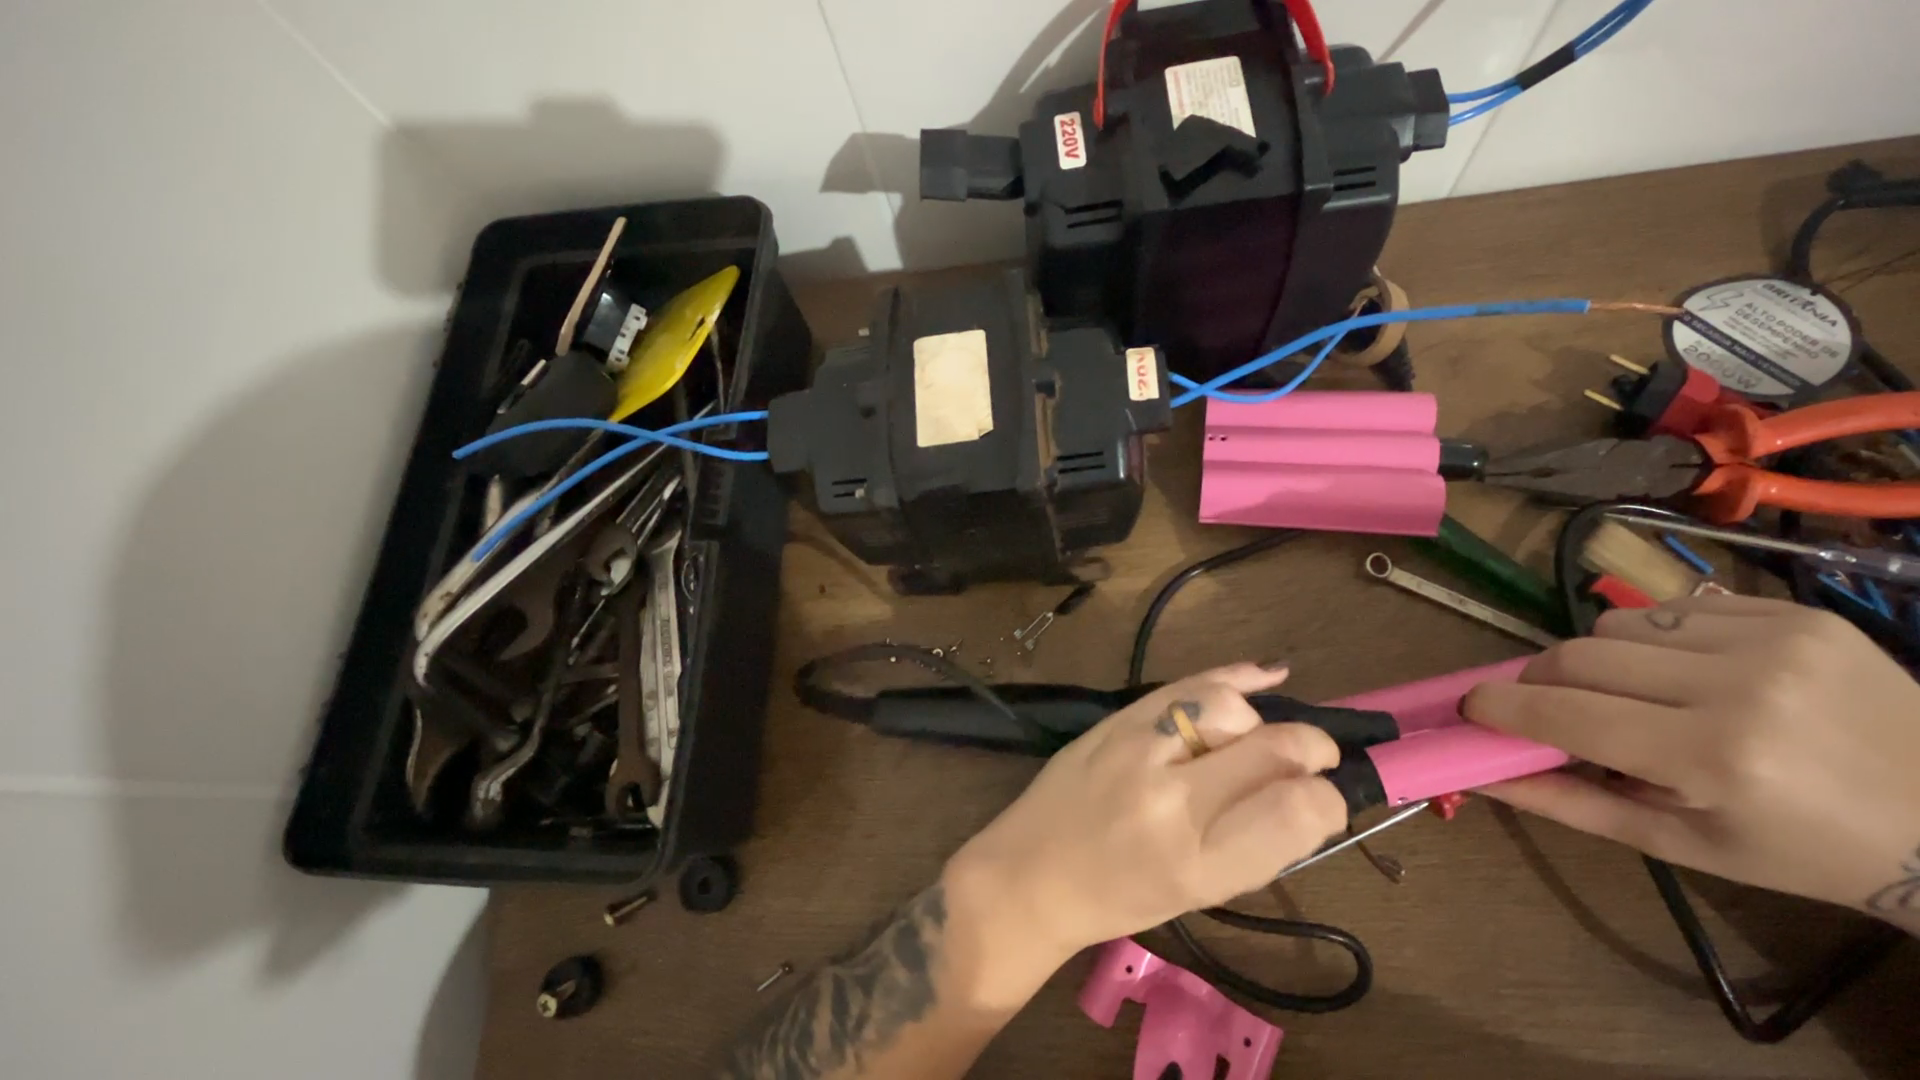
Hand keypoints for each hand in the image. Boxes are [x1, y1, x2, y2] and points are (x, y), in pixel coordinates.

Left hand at [945, 663, 1346, 970]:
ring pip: (1229, 706)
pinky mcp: (1114, 721)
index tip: (1323, 800)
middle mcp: (1172, 801)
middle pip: (1274, 747)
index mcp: (1201, 864)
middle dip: (1312, 749)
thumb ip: (1256, 842)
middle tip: (1313, 760)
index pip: (1296, 810)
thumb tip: (1309, 793)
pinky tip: (1264, 676)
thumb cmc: (1120, 899)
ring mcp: (1138, 751)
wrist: (1030, 876)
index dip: (1326, 799)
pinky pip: (1185, 684)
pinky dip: (1232, 677)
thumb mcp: (1200, 892)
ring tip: (1255, 740)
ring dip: (1260, 720)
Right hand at [1465, 593, 1919, 930]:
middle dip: (1539, 681)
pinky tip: (1691, 674)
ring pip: (1618, 625)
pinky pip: (1674, 611)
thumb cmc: (1806, 848)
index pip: (1563, 715)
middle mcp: (1739, 687)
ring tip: (1634, 694)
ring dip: (1600, 659)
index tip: (1469, 708)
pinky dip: (1657, 641)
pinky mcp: (1795, 613)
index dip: (1499, 708)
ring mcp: (1773, 640)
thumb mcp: (1682, 845)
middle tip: (1546, 708)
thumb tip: (1481, 774)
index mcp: (1712, 758)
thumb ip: (1571, 803)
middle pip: (1577, 655)